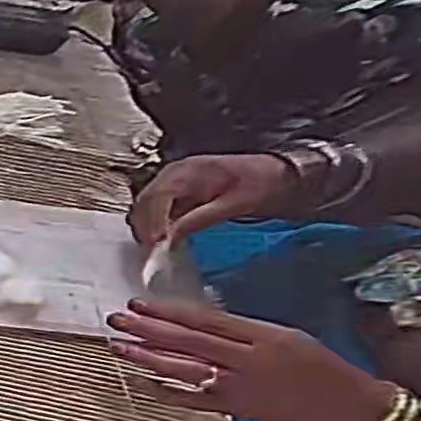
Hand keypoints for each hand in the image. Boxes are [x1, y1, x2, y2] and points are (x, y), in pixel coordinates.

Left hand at [106, 299, 396, 420]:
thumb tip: (188, 320)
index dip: (168, 311)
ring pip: (184, 369)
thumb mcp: (284, 336)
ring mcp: (239, 387)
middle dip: (147, 329)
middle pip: (189, 342)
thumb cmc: (316, 366)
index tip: (137, 303)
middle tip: (116, 319)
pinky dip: (165, 390)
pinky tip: (141, 380)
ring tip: (118, 346)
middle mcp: (249, 361)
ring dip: (147, 357)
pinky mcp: (234, 409)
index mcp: (265, 337)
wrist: (349, 409)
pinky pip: (192, 399)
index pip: (206, 320)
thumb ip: (237, 329)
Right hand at [129, 154, 298, 244]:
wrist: (278, 175)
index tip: (156, 241)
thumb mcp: (238, 201)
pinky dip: (153, 226)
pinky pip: (153, 212)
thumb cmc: (262, 182)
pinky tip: (162, 239)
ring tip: (155, 247)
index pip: (157, 196)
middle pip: (143, 203)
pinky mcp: (172, 196)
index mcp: (186, 171)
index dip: (152, 220)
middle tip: (152, 249)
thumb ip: (202, 217)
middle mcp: (172, 175)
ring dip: (145, 228)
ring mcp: (170, 185)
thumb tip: (172, 234)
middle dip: (144, 226)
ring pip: (143, 208)